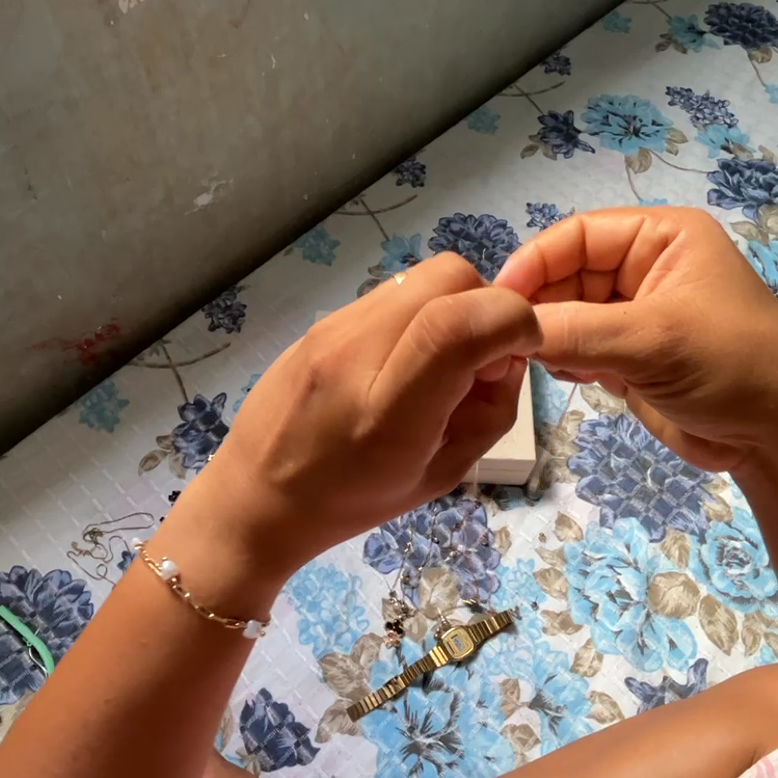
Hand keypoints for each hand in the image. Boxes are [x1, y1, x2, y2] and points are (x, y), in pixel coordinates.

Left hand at [177, 252, 540, 571]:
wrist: (257, 494)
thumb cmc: (352, 502)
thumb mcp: (440, 475)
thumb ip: (489, 410)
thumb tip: (505, 352)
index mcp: (387, 412)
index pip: (458, 324)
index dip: (511, 321)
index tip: (520, 350)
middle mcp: (355, 353)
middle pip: (449, 276)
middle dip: (487, 306)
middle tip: (479, 358)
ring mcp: (331, 328)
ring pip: (422, 275)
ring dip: (453, 306)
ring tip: (437, 360)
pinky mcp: (321, 319)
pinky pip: (392, 292)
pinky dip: (420, 311)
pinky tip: (402, 358)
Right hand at [495, 208, 777, 472]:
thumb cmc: (731, 366)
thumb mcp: (652, 339)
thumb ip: (575, 330)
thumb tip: (506, 329)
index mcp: (659, 238)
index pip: (576, 235)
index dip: (533, 262)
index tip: (497, 302)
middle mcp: (642, 268)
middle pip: (565, 274)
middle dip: (539, 305)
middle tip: (508, 342)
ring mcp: (632, 315)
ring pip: (565, 313)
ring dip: (548, 336)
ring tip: (539, 361)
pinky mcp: (625, 356)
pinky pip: (575, 347)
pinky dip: (562, 360)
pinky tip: (566, 376)